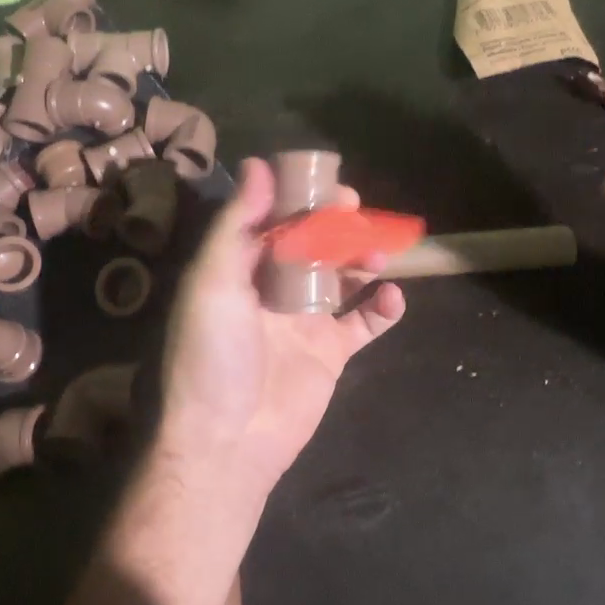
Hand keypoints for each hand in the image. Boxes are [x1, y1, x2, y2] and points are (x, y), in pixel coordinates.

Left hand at [157, 157, 405, 493]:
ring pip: (341, 276)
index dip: (298, 198)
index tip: (325, 182)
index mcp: (238, 269)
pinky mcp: (330, 353)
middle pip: (311, 244)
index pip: (272, 220)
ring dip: (362, 258)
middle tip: (357, 209)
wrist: (229, 440)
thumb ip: (238, 224)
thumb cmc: (213, 354)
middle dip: (335, 224)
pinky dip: (381, 307)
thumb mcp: (212, 281)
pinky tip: (392, 296)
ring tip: (379, 253)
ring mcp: (303, 321)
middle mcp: (271, 290)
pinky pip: (363, 322)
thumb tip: (257, 164)